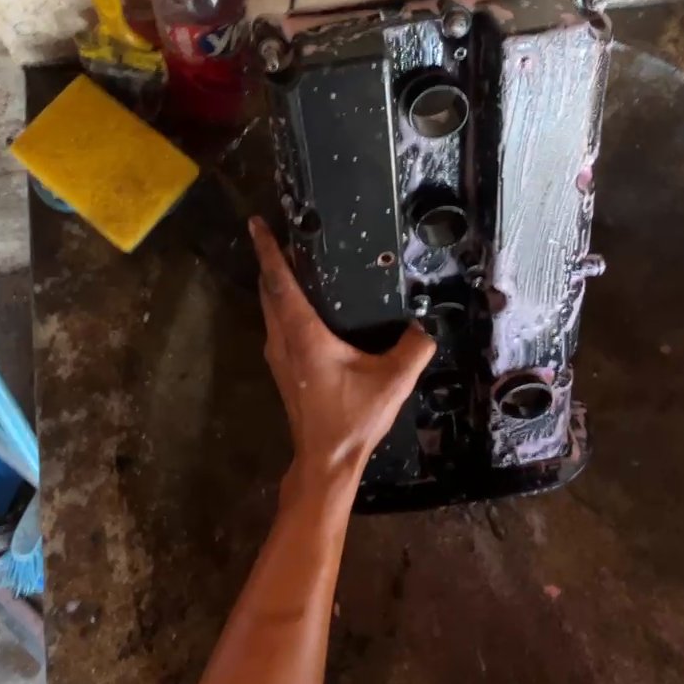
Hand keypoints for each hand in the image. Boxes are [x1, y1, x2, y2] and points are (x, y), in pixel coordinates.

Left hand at [249, 217, 436, 486]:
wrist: (325, 459)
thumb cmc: (353, 418)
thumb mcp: (392, 382)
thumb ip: (414, 349)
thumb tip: (428, 325)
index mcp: (303, 335)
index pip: (280, 282)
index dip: (268, 250)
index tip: (256, 223)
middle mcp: (283, 339)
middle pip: (268, 289)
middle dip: (271, 259)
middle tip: (284, 234)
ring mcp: (278, 355)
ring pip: (268, 307)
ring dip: (274, 282)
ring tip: (292, 261)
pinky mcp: (282, 368)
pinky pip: (275, 323)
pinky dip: (280, 303)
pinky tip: (301, 304)